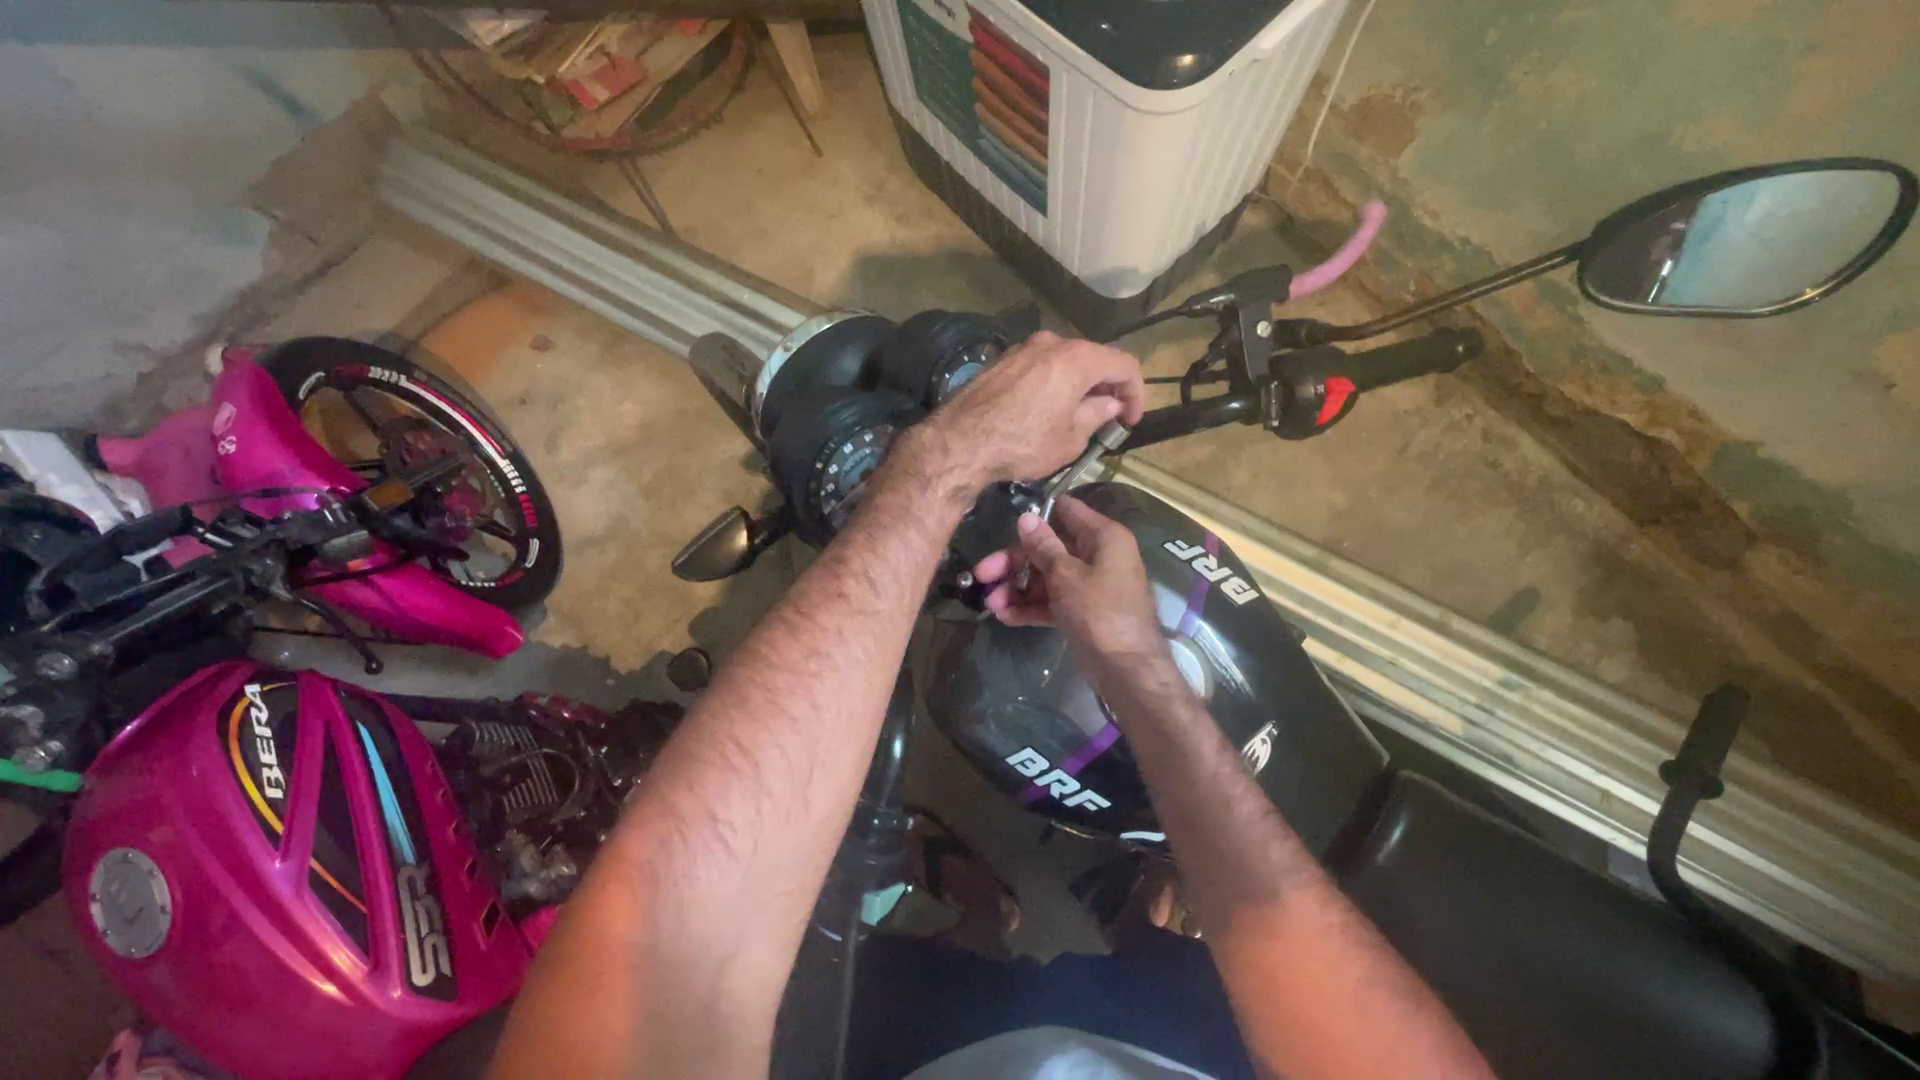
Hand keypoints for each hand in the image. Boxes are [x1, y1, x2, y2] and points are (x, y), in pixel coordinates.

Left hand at [912, 331, 1145, 489]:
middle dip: (1107, 387)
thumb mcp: (1070, 438)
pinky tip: (1048, 409)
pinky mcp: (1002, 361)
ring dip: (1079, 385)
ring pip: (1065, 361)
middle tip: (1109, 418)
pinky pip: (1040, 367)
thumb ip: (1097, 415)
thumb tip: (1111, 404)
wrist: (960, 442)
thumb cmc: (1022, 444)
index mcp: (1077, 358)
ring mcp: (1023, 348)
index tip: (1131, 420)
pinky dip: (1054, 383)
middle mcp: (1052, 343)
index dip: (1136, 392)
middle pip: (1094, 358)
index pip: (1124, 364)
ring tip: (1079, 416)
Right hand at [971, 496, 1170, 680]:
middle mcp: (1098, 556)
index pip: (1068, 511)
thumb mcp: (1066, 574)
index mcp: (1103, 538)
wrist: (1126, 668)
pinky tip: (1005, 617)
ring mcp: (1090, 586)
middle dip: (1014, 563)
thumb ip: (1043, 546)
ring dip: (1018, 589)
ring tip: (991, 604)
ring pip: (1047, 578)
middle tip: (982, 574)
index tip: (1007, 522)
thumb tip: (1026, 517)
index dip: (1037, 515)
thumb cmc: (1099, 611)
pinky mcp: (1082, 612)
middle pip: (1049, 549)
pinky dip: (1031, 607)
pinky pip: (1052, 602)